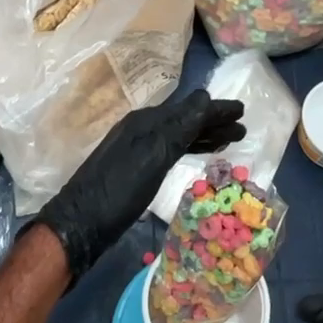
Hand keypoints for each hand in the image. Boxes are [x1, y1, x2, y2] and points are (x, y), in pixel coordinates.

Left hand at [35, 89, 244, 284]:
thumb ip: (179, 128)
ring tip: (228, 141)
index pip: (190, 108)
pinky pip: (171, 149)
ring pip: (178, 134)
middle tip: (241, 128)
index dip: (217, 110)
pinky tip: (196, 155)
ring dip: (204, 135)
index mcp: (146, 122)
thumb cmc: (119, 192)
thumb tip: (205, 97)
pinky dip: (189, 148)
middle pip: (185, 119)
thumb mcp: (153, 158)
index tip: (243, 111)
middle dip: (214, 122)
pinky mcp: (135, 168)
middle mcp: (141, 129)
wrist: (79, 224)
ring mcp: (136, 148)